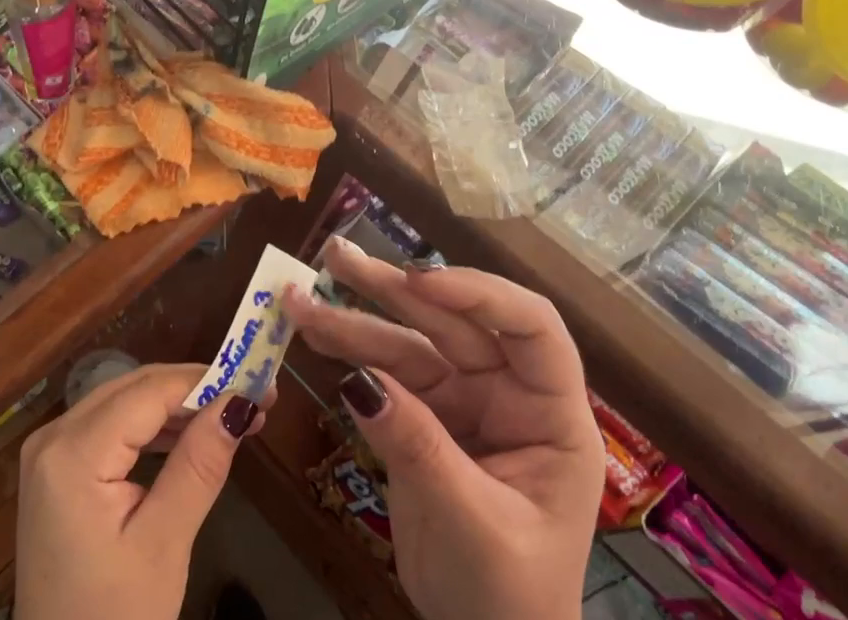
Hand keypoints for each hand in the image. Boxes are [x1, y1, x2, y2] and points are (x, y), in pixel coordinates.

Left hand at [16, 364, 274, 619]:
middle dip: (193, 388)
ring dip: (174, 405)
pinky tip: (187, 433)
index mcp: (71, 453)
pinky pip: (107, 428)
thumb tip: (237, 404)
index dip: (204, 381)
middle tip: (255, 396)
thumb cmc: (115, 614)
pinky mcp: (55, 468)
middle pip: (130, 390)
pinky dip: (148, 427)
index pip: (145, 393)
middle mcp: (52, 437)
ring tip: (233, 413)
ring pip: (119, 403)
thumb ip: (198, 467)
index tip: (260, 382)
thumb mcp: (163, 544)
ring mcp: (48, 451)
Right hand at [282, 239, 601, 619]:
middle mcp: (506, 395)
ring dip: (353, 320)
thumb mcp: (472, 522)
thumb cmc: (508, 593)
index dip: (478, 294)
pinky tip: (311, 334)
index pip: (531, 330)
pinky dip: (346, 355)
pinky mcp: (420, 419)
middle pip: (451, 324)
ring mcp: (459, 404)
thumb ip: (418, 448)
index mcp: (550, 416)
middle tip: (334, 260)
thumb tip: (359, 383)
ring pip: (406, 345)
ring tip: (297, 299)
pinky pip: (381, 376)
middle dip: (392, 291)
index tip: (416, 282)